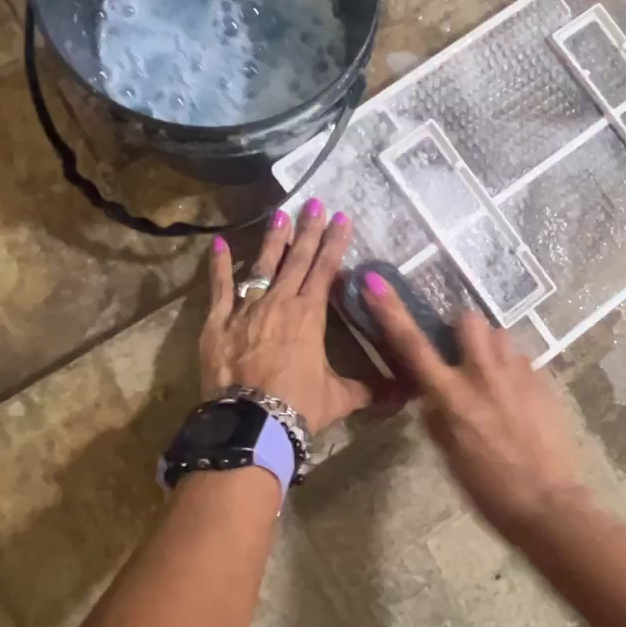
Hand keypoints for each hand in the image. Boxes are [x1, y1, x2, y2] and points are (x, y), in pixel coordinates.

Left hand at [200, 200, 374, 434]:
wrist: (251, 423)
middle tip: (313, 203)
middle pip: (296, 260)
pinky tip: (219, 242)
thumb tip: (406, 394)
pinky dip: (219, 265)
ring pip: (262, 266)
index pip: (325, 270)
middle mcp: (280, 303)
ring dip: (273, 240)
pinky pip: (219, 289)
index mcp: (310, 315)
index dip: (334, 243)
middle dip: (308, 230)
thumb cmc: (298, 406)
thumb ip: (369, 390)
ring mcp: (247, 309)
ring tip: (280, 213)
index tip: (341, 217)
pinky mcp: (219, 322)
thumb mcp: (339, 398)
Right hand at [362, 275, 584, 539]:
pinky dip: (513, 370)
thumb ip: (438, 416)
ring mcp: (517, 373)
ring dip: (490, 348)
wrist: (548, 504)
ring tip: (493, 376)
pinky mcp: (544, 380)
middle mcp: (482, 374)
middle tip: (462, 352)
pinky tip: (517, 399)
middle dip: (461, 328)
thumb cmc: (489, 489)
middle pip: (468, 319)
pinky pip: (522, 359)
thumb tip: (434, 396)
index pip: (411, 344)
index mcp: (450, 396)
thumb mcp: (449, 456)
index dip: (390, 310)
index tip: (374, 281)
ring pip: (499, 335)